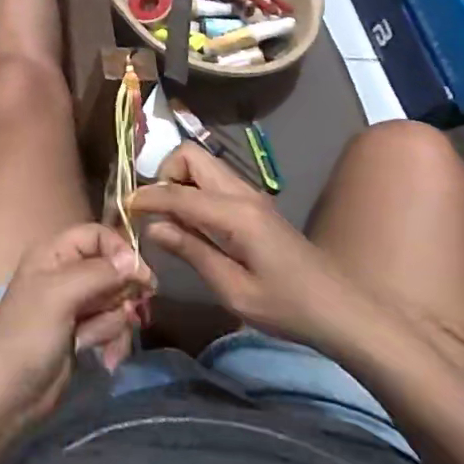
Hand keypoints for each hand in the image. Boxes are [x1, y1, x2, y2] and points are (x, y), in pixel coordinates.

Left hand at [0, 223, 153, 418]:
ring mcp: (75, 303)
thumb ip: (100, 273)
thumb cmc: (28, 336)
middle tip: (129, 313)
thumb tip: (136, 259)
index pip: (97, 234)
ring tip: (93, 342)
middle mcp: (65, 272)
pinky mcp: (83, 331)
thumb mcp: (61, 295)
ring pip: (116, 299)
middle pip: (112, 268)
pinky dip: (112, 340)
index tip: (142, 276)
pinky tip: (106, 358)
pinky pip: (112, 324)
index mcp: (53, 253)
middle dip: (121, 295)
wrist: (9, 395)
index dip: (120, 251)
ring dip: (113, 323)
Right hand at [132, 144, 365, 351]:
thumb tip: (153, 227)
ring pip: (202, 164)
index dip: (146, 197)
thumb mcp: (233, 290)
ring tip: (170, 221)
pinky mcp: (254, 204)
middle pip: (190, 156)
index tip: (123, 208)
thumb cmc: (287, 307)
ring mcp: (250, 194)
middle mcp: (241, 192)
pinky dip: (194, 191)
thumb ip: (192, 252)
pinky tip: (193, 225)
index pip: (178, 192)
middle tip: (155, 213)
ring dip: (179, 181)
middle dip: (164, 175)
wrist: (340, 308)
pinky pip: (214, 181)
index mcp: (235, 213)